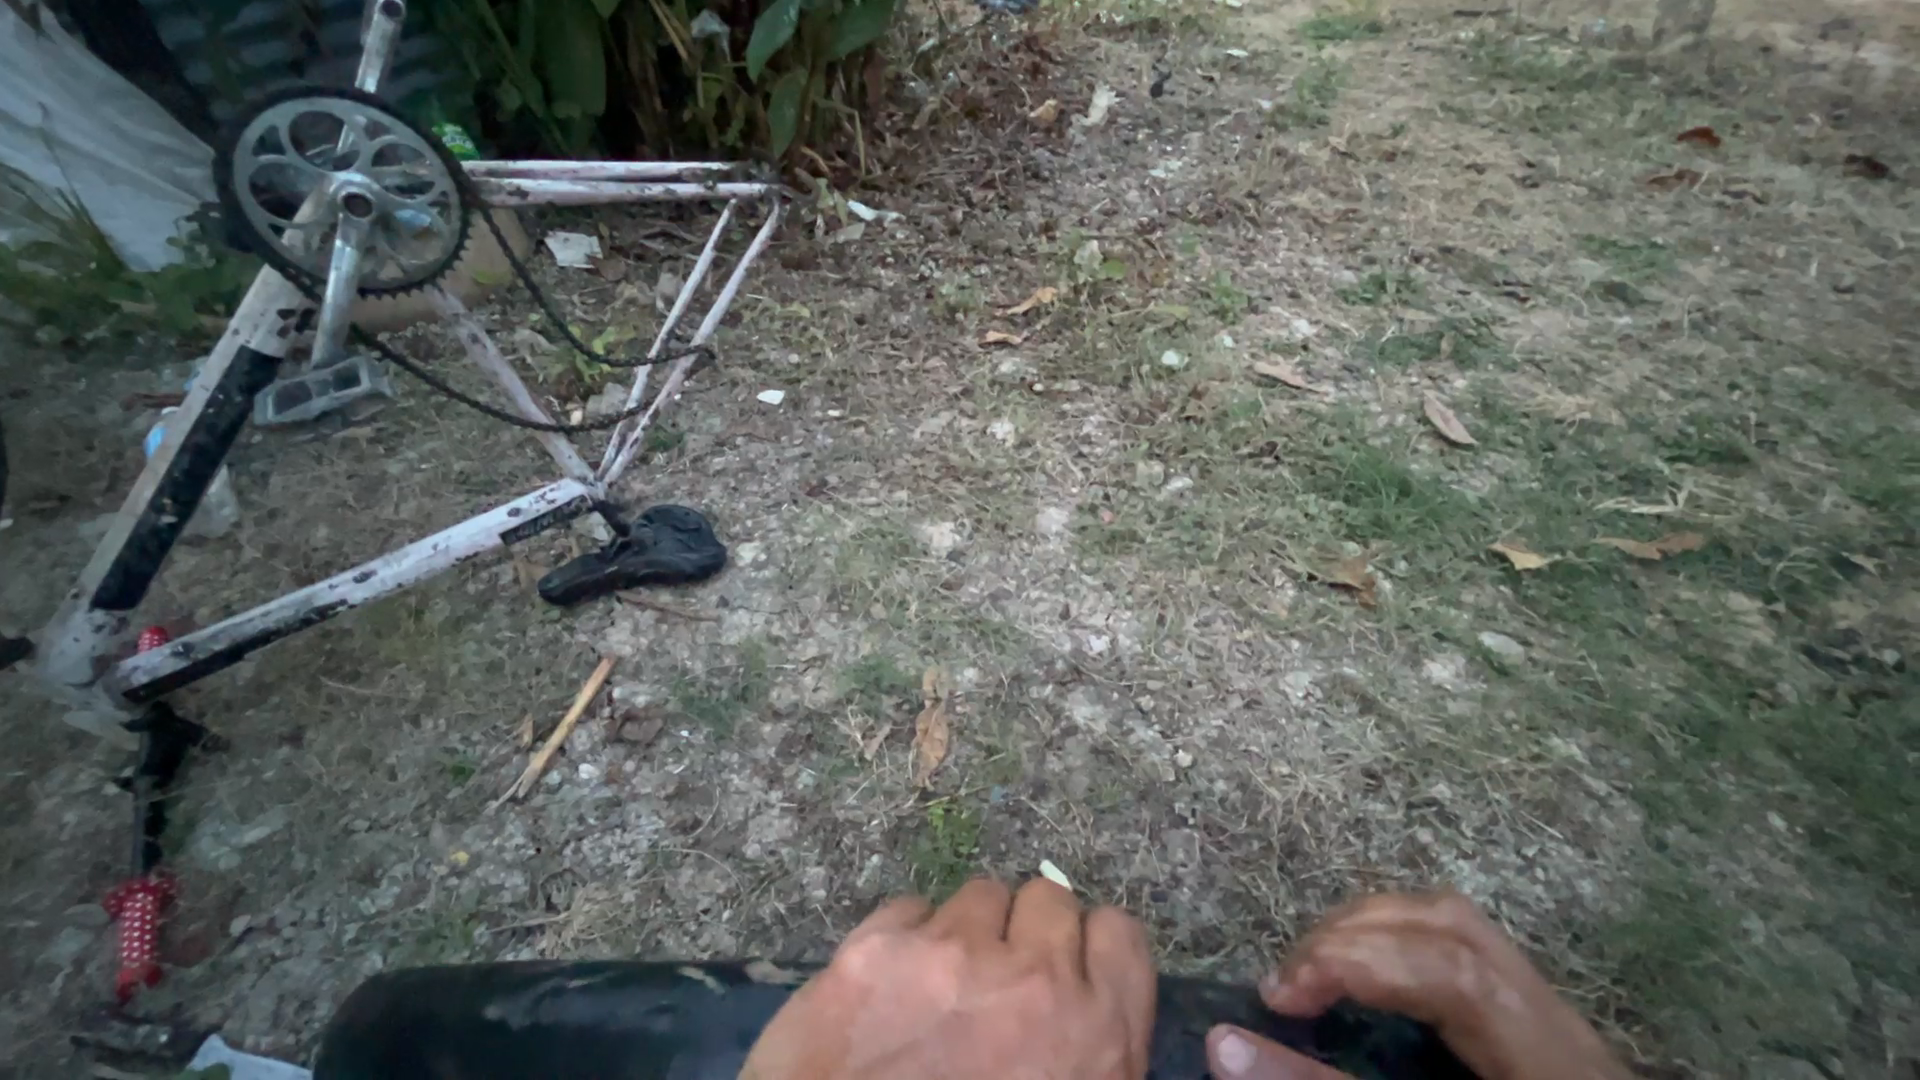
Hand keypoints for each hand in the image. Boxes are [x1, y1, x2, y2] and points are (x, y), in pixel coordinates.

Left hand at [742, 877, 1154, 1079]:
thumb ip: (1093, 1053)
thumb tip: (1081, 1000)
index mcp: (1095, 1040)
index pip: (1120, 935)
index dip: (1092, 949)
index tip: (1069, 968)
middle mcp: (1032, 981)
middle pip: (1049, 898)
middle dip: (1029, 932)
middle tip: (1001, 979)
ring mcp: (950, 956)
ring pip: (980, 893)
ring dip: (970, 932)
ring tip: (943, 984)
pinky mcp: (877, 949)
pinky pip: (912, 907)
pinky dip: (907, 939)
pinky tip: (891, 987)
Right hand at [1205, 892, 1629, 1079]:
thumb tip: (1222, 1044)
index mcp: (1551, 1062)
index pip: (1453, 973)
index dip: (1355, 964)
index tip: (1279, 997)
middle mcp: (1561, 1025)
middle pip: (1454, 926)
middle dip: (1353, 935)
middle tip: (1290, 980)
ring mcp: (1556, 1021)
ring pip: (1460, 925)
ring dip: (1372, 930)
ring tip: (1317, 967)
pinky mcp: (1538, 1025)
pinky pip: (1463, 948)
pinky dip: (1397, 945)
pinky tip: (1365, 978)